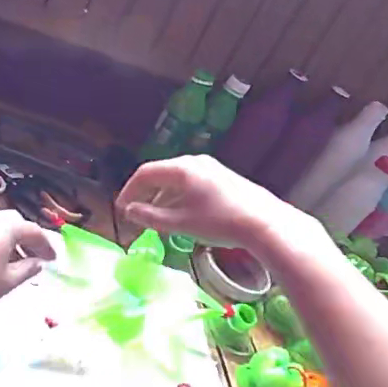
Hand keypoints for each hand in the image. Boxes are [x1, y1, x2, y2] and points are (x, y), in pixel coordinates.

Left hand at [0, 210, 57, 316]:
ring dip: (10, 243)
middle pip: (14, 224)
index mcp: (5, 227)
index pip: (33, 230)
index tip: (53, 260)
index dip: (46, 246)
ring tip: (15, 265)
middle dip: (27, 240)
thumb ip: (27, 270)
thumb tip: (37, 263)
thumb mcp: (7, 282)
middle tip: (35, 259)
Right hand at [116, 155, 329, 259]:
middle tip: (134, 214)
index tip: (121, 209)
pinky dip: (176, 196)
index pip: (145, 173)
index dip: (129, 191)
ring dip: (160, 197)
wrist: (266, 224)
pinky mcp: (222, 178)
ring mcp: (211, 168)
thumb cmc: (220, 223)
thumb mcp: (180, 223)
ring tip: (154, 218)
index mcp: (182, 169)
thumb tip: (129, 211)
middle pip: (159, 174)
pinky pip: (190, 183)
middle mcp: (195, 162)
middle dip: (144, 195)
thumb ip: (150, 217)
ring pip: (175, 179)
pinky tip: (178, 214)